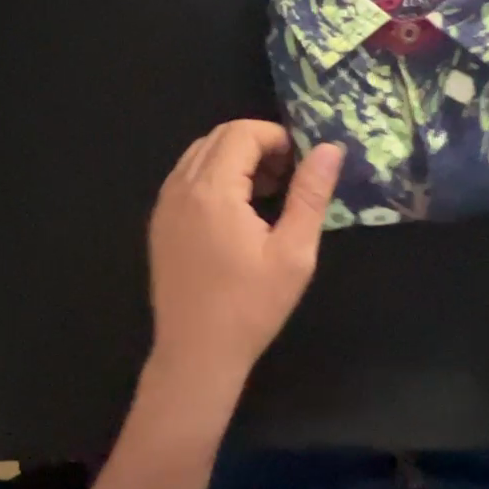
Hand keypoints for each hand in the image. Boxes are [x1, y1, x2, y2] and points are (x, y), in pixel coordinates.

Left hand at [146, 121, 343, 384]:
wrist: (196, 355)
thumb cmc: (250, 306)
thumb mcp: (293, 252)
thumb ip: (310, 194)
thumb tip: (329, 149)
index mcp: (212, 190)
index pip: (242, 132)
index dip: (276, 138)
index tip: (301, 165)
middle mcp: (181, 188)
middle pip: (219, 136)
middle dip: (257, 145)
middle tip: (288, 178)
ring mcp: (165, 205)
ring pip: (200, 154)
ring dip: (235, 159)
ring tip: (266, 194)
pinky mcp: (160, 223)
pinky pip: (186, 177)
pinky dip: (214, 176)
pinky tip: (237, 213)